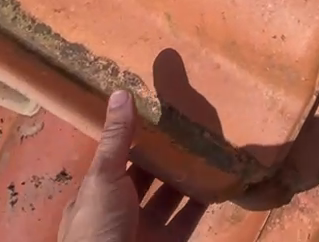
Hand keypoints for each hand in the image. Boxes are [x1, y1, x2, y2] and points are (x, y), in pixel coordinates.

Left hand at [58, 91, 202, 241]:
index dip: (137, 134)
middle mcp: (121, 210)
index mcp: (98, 195)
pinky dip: (205, 196)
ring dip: (189, 171)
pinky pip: (190, 214)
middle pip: (148, 174)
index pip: (119, 158)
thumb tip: (121, 91)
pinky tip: (220, 172)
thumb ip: (117, 139)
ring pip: (171, 193)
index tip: (161, 107)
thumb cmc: (98, 229)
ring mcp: (146, 229)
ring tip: (212, 138)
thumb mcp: (103, 179)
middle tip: (194, 117)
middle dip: (167, 150)